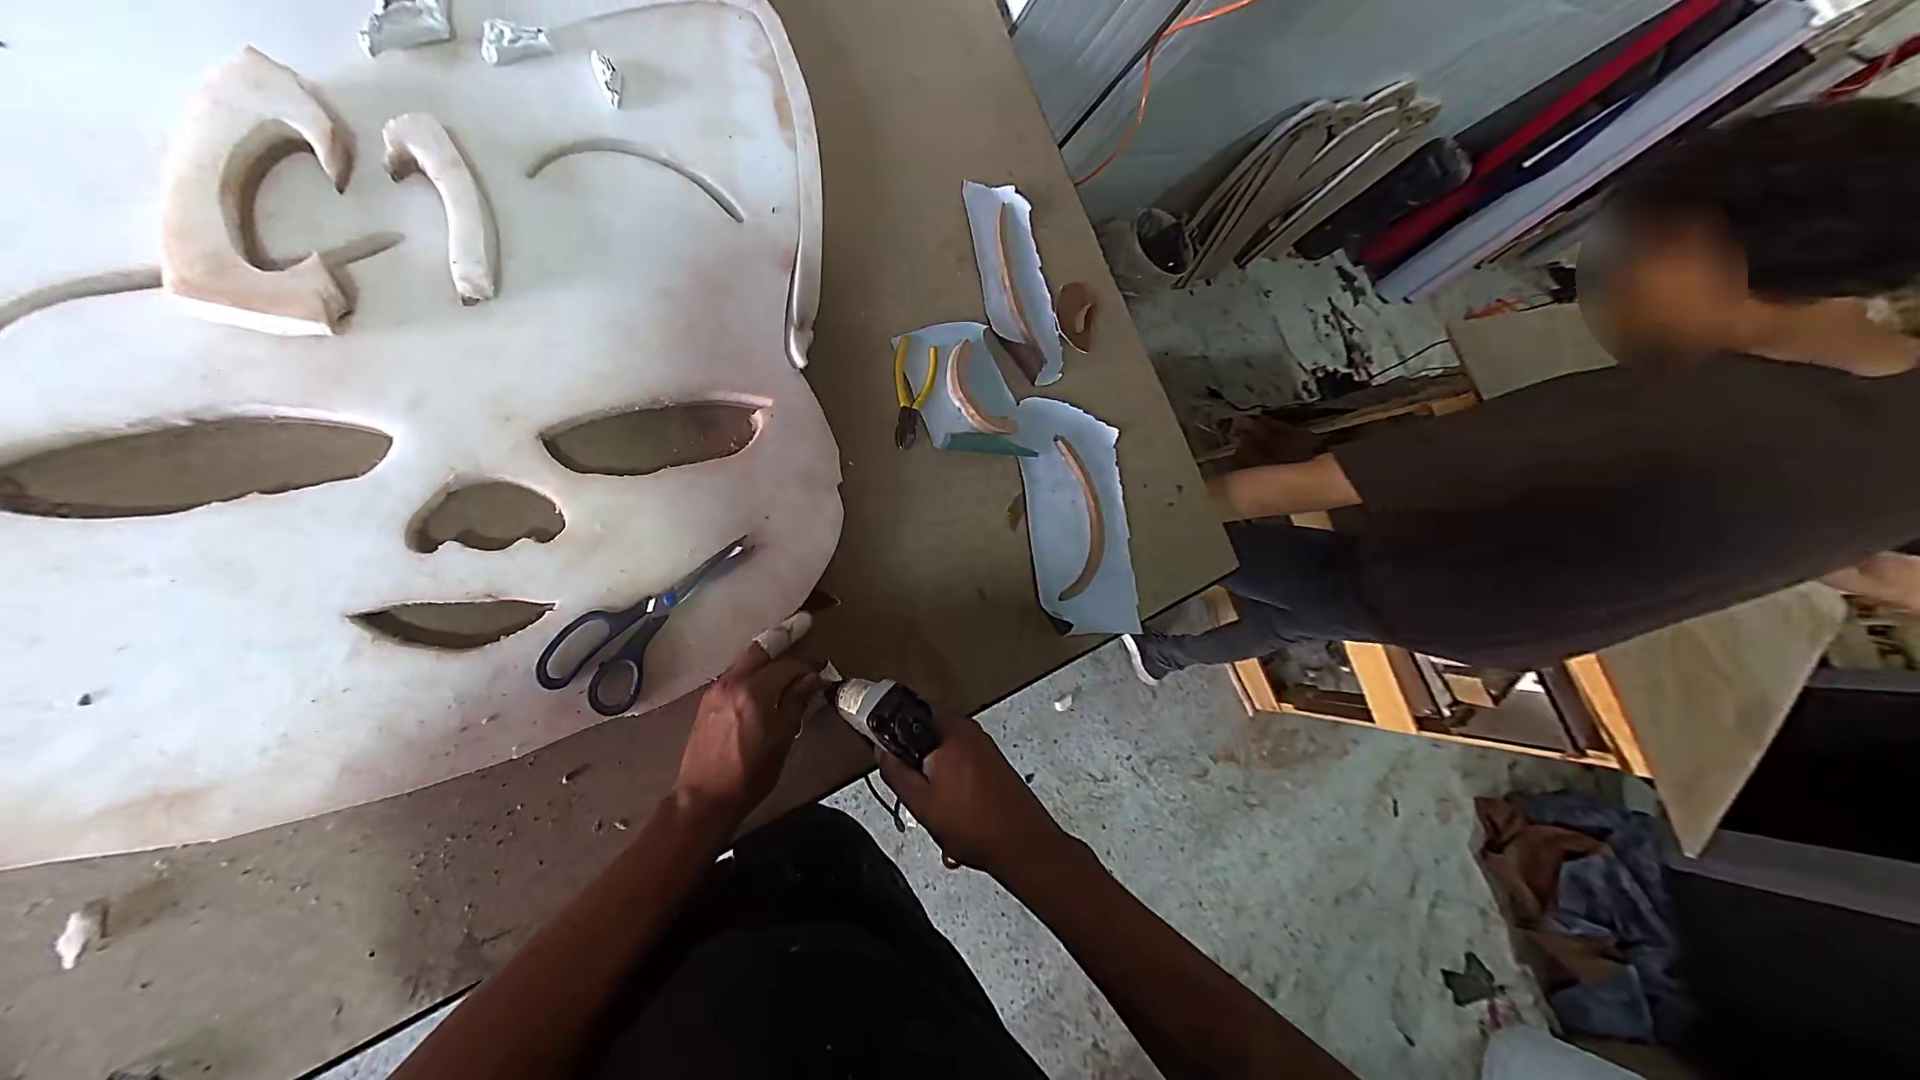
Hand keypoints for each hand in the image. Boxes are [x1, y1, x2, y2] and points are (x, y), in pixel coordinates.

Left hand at [673, 642, 822, 823]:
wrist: (705, 798)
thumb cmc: (750, 774)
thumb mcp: (783, 738)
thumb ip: (797, 703)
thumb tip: (812, 680)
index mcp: (754, 692)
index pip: (788, 665)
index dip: (809, 665)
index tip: (822, 667)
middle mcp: (731, 683)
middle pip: (761, 649)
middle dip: (783, 636)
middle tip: (802, 623)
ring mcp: (715, 691)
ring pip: (746, 660)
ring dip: (767, 654)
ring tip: (786, 649)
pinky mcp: (707, 702)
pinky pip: (735, 674)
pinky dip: (753, 669)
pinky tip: (763, 676)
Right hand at [874, 714, 1074, 878]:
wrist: (1023, 845)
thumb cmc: (976, 825)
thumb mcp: (920, 803)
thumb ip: (895, 772)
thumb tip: (881, 751)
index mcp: (949, 731)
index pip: (906, 717)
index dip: (891, 739)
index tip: (887, 760)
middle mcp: (968, 730)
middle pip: (924, 739)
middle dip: (916, 767)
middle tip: (916, 795)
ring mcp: (982, 745)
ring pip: (941, 757)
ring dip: (934, 782)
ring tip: (939, 812)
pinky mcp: (992, 761)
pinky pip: (959, 766)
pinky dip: (952, 787)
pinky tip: (955, 815)